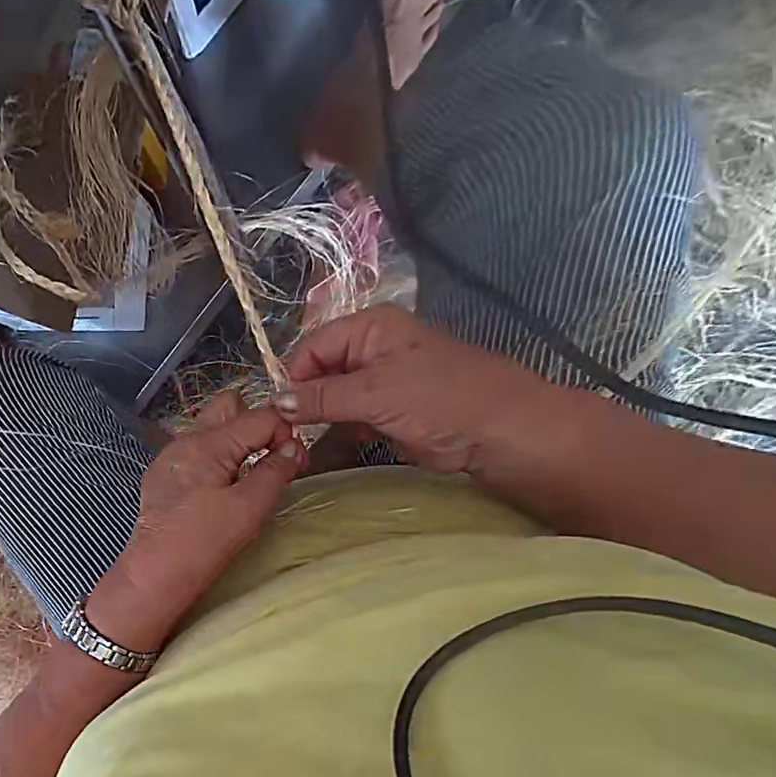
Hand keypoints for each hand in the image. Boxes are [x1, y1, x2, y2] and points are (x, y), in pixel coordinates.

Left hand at [86, 392, 306, 651]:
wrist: (154, 575)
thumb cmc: (204, 542)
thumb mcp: (250, 508)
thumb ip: (276, 470)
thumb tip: (295, 447)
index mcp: (207, 442)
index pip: (260, 415)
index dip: (286, 433)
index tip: (297, 462)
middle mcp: (185, 439)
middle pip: (229, 406)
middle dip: (256, 423)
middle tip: (269, 457)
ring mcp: (170, 456)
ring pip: (210, 427)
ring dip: (235, 441)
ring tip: (248, 474)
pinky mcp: (162, 475)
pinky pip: (195, 450)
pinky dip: (216, 457)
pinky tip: (220, 489)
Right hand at [273, 304, 567, 474]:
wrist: (499, 433)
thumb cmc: (440, 399)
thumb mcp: (375, 393)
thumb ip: (322, 397)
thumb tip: (276, 402)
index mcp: (369, 328)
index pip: (312, 346)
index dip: (293, 376)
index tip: (278, 411)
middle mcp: (370, 350)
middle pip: (319, 372)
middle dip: (304, 401)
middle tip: (287, 432)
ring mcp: (379, 382)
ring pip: (331, 398)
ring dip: (320, 420)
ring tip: (303, 443)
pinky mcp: (386, 412)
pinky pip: (349, 419)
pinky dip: (339, 433)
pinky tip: (329, 448)